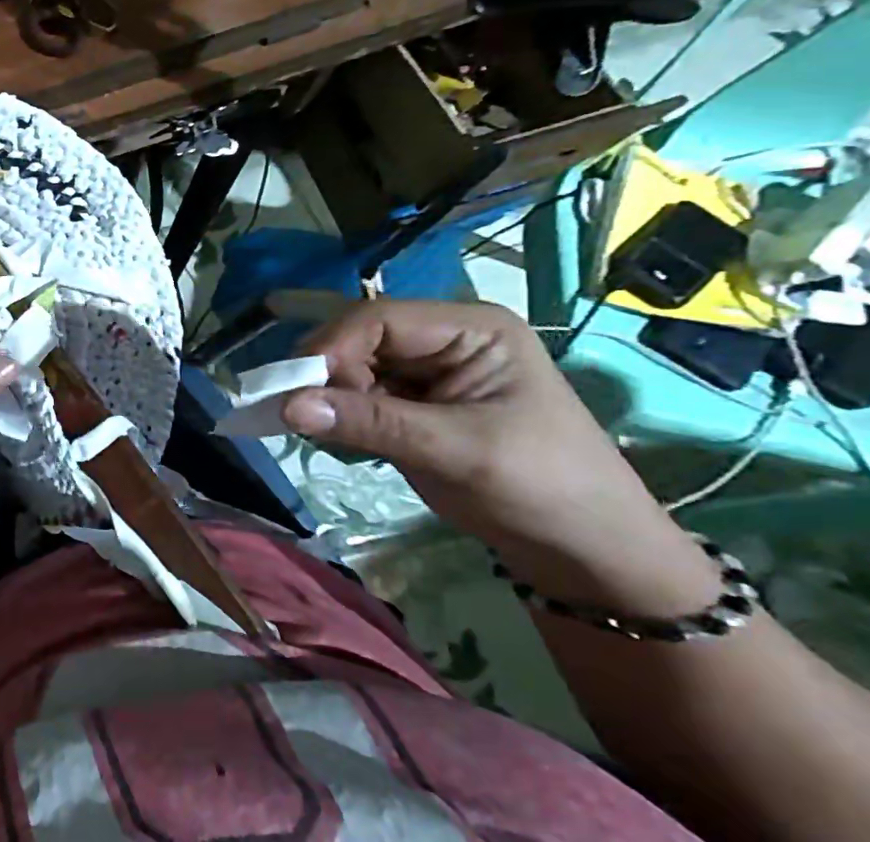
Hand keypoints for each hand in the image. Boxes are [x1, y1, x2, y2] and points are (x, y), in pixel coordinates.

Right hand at [278, 300, 681, 568]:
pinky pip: (356, 395)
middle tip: (302, 414)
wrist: (583, 551)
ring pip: (349, 367)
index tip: (295, 390)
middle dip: (326, 373)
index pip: (378, 318)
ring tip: (318, 429)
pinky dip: (337, 413)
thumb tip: (287, 406)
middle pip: (358, 339)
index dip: (332, 348)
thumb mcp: (455, 450)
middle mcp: (442, 340)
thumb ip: (370, 423)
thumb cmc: (542, 487)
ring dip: (328, 395)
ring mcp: (425, 373)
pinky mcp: (410, 405)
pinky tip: (334, 434)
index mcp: (471, 329)